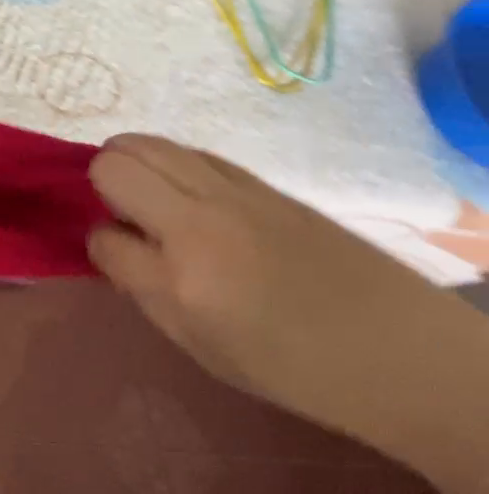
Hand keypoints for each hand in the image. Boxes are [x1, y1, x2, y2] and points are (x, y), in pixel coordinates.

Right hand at [90, 134, 488, 490]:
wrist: (405, 354)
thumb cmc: (291, 363)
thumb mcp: (199, 342)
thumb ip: (141, 286)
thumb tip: (108, 240)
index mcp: (184, 274)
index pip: (101, 235)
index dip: (102, 244)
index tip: (121, 257)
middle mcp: (204, 220)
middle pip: (116, 161)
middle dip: (102, 181)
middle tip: (123, 212)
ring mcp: (239, 195)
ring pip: (150, 143)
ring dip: (134, 163)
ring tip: (149, 195)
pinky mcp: (266, 185)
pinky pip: (194, 152)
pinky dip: (174, 164)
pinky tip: (191, 194)